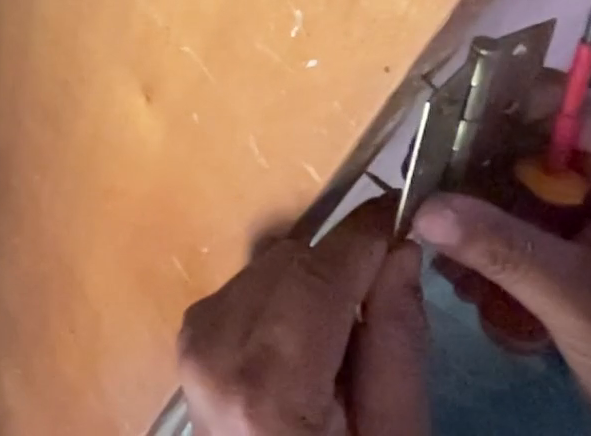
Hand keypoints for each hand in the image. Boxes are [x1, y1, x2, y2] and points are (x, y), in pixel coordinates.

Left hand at [177, 197, 429, 435]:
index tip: (400, 209)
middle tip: (385, 296)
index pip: (320, 272)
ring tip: (341, 340)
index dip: (364, 234)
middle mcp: (213, 345)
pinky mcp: (189, 336)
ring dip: (314, 281)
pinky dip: (285, 296)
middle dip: (343, 266)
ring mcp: (193, 338)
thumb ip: (395, 339)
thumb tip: (399, 249)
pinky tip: (305, 343)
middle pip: (292, 260)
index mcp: (265, 381)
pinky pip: (248, 284)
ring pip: (270, 265)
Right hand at [413, 89, 590, 435]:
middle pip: (532, 146)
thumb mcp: (577, 299)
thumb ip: (499, 247)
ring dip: (474, 213)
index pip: (573, 108)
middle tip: (422, 178)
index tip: (444, 110)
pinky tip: (461, 274)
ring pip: (516, 188)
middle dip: (476, 166)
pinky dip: (485, 244)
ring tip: (437, 241)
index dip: (512, 99)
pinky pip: (516, 226)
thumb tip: (421, 208)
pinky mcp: (572, 254)